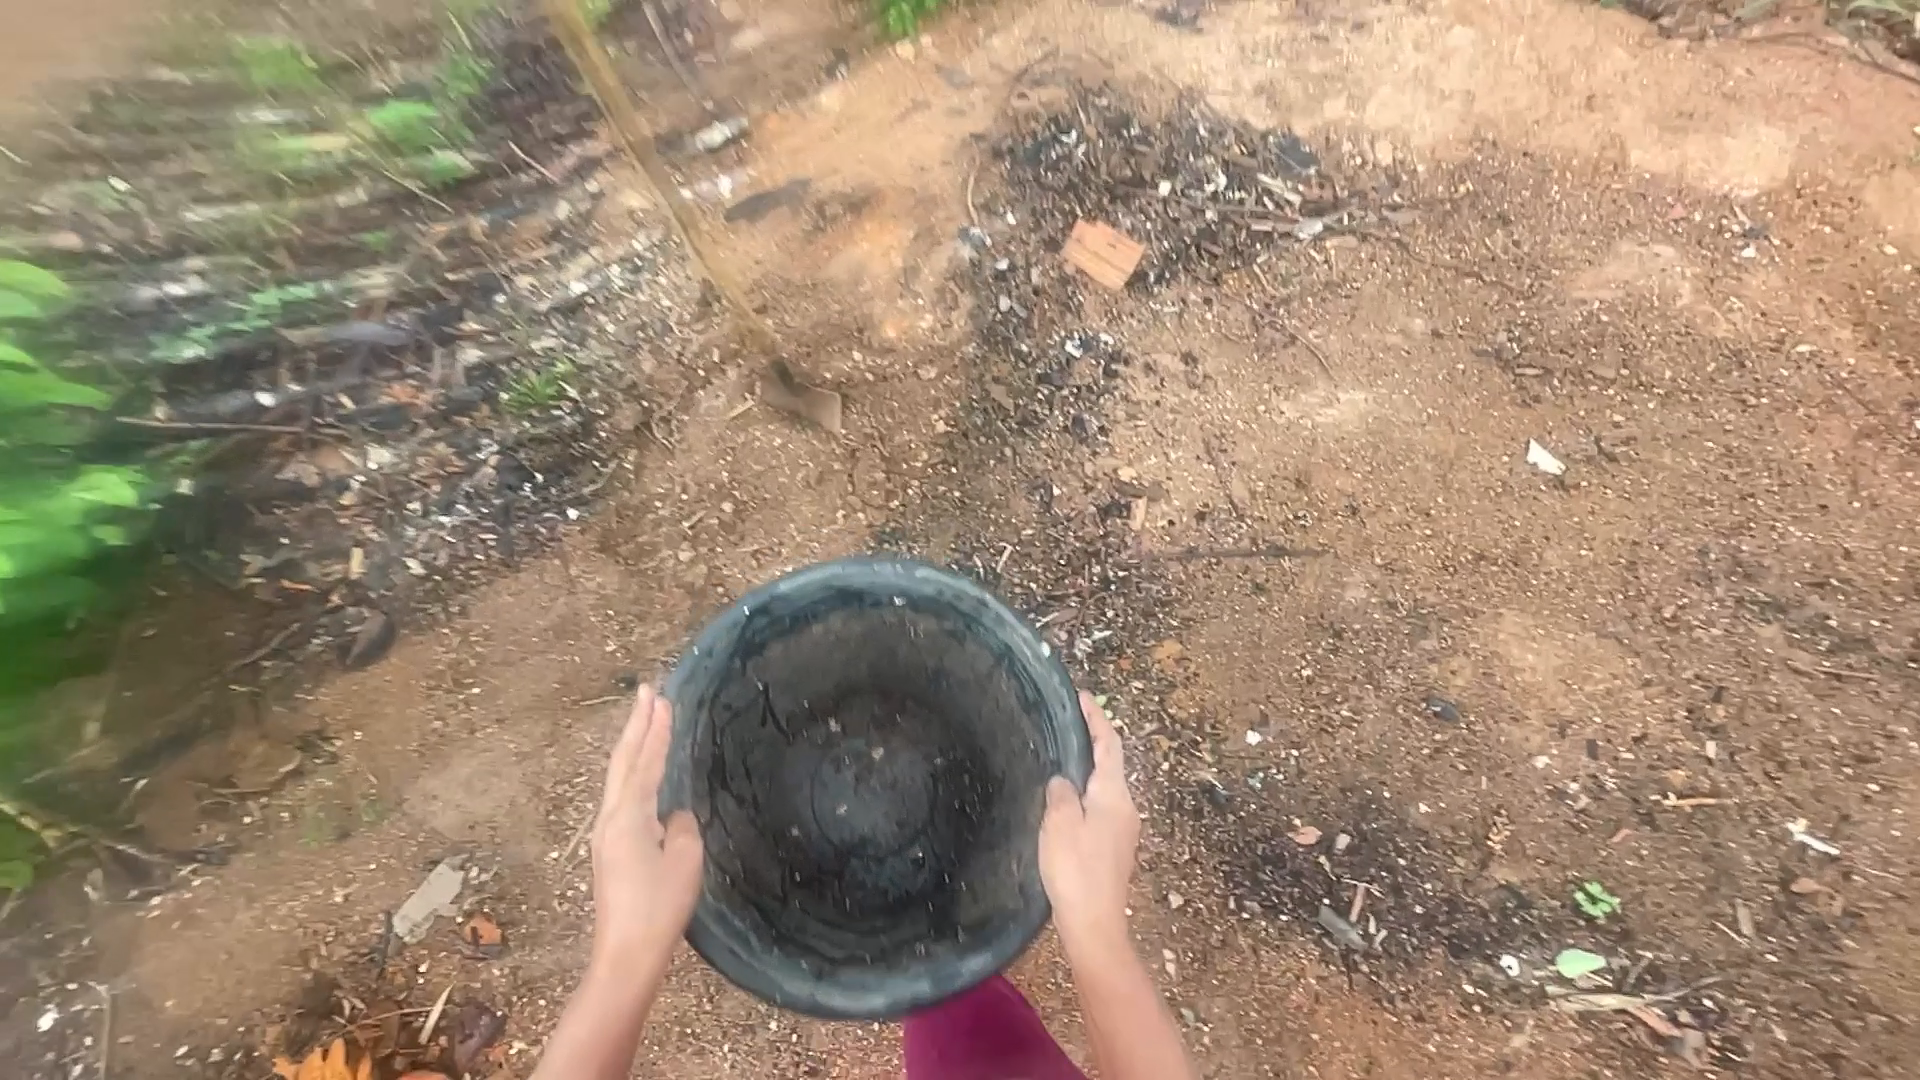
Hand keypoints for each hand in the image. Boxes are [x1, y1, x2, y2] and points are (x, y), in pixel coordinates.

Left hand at [588, 685, 703, 970]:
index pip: (646, 762)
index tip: (663, 697)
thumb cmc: (659, 906)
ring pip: (620, 777)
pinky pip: (624, 795)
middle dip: (637, 724)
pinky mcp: (612, 849)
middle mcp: (611, 819)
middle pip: (623, 761)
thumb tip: (674, 816)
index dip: (656, 729)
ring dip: (635, 745)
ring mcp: (607, 835)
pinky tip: (645, 769)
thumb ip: (682, 826)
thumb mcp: (685, 859)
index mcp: (628, 816)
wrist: (626, 954)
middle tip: (648, 690)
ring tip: (647, 718)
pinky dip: (636, 770)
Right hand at [1039, 691, 1138, 955]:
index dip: (1097, 718)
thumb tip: (1063, 781)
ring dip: (1090, 767)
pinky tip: (1068, 797)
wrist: (1094, 925)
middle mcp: (1125, 807)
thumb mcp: (1059, 823)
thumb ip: (1061, 792)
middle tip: (1069, 721)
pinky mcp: (1114, 847)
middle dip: (1094, 739)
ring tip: (1064, 754)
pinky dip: (1087, 790)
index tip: (1084, 696)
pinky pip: (1101, 805)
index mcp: (1114, 795)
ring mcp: (1123, 829)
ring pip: (1106, 786)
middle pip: (1111, 763)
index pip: (1109, 745)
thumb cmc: (1075, 870)